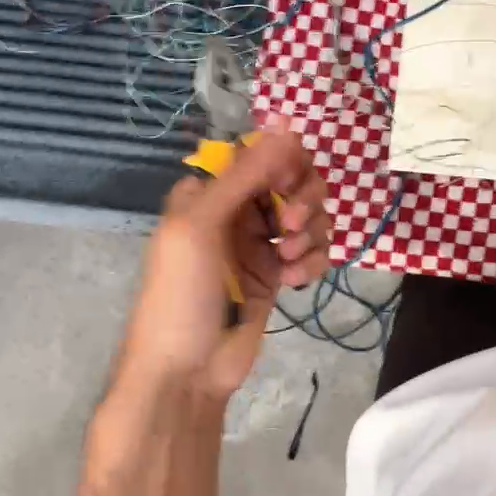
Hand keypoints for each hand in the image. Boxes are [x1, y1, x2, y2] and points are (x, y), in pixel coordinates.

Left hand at [113, 118, 331, 404]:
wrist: (186, 374)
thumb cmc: (181, 294)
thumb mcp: (202, 225)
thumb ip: (245, 173)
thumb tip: (284, 121)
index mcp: (210, 192)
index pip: (264, 154)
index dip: (285, 164)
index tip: (288, 186)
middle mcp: (238, 210)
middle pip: (295, 180)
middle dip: (304, 200)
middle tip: (293, 227)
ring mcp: (260, 242)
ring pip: (311, 213)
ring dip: (311, 232)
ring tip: (291, 261)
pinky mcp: (279, 272)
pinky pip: (314, 249)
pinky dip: (314, 260)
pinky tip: (295, 282)